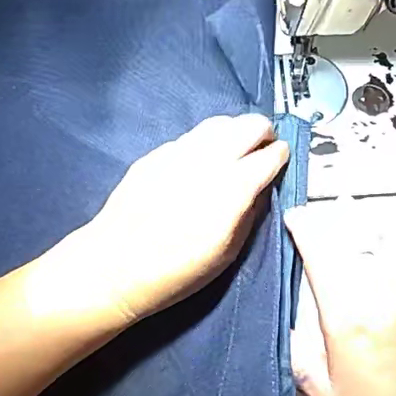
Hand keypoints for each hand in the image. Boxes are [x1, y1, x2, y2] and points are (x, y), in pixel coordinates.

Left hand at [69, 113, 290, 324]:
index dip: (281, 155)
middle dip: (264, 132)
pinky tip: (201, 162)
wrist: (114, 268)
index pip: (270, 155)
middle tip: (264, 147)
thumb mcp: (227, 254)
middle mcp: (207, 163)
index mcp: (231, 190)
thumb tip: (261, 190)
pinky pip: (190, 137)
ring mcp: (178, 153)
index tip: (281, 158)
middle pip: (249, 125)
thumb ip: (250, 215)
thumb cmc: (174, 272)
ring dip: (235, 131)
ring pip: (219, 123)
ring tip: (236, 149)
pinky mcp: (155, 155)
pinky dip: (205, 142)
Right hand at [285, 200, 395, 395]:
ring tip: (341, 227)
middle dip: (326, 222)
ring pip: (382, 230)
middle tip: (310, 228)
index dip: (302, 225)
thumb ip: (298, 333)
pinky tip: (383, 233)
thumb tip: (293, 298)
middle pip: (350, 230)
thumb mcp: (312, 384)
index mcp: (349, 312)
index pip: (321, 244)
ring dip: (358, 223)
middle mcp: (383, 289)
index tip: (291, 221)